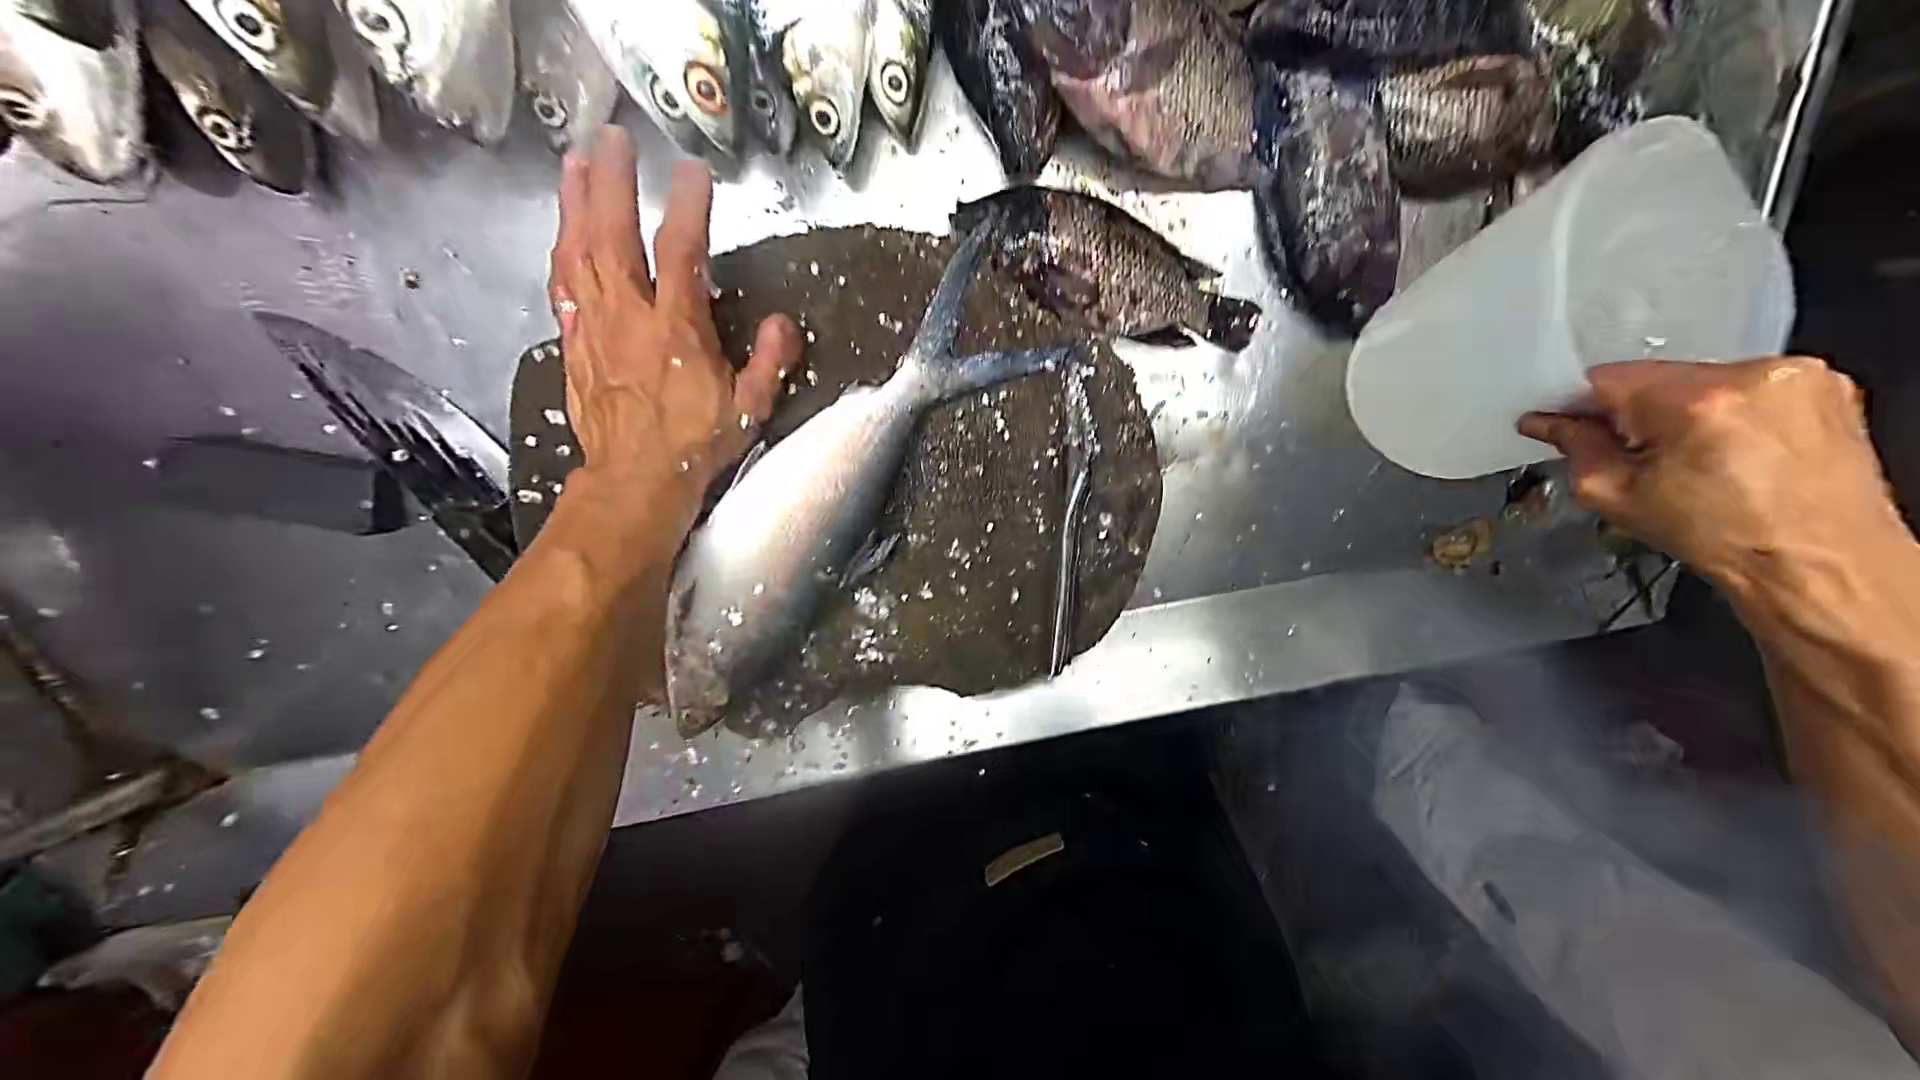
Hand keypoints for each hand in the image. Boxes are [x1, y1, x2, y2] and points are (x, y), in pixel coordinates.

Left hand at [548, 126, 801, 528]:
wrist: (637, 479)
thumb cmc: (694, 445)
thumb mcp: (749, 408)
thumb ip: (771, 362)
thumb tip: (784, 325)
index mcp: (676, 330)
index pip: (681, 253)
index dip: (688, 208)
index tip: (693, 172)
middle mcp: (629, 319)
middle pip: (613, 235)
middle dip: (612, 183)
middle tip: (612, 141)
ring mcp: (596, 329)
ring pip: (577, 253)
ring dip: (575, 204)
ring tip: (575, 165)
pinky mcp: (575, 346)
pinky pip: (562, 289)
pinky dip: (561, 254)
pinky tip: (561, 236)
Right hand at [1518, 357, 1910, 590]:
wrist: (1818, 561)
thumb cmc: (1727, 536)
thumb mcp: (1614, 495)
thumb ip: (1575, 447)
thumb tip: (1549, 423)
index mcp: (1694, 403)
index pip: (1604, 379)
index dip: (1575, 406)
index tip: (1564, 426)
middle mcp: (1753, 378)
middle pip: (1653, 378)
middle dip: (1630, 414)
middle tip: (1633, 457)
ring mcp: (1796, 378)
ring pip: (1695, 381)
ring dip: (1676, 412)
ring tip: (1688, 459)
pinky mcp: (1823, 386)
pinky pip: (1740, 386)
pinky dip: (1720, 413)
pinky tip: (1726, 451)